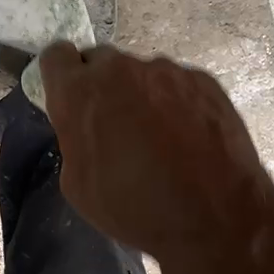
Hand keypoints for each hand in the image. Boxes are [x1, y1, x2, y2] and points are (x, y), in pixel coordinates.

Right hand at [38, 43, 273, 273]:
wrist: (216, 218)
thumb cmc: (135, 208)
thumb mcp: (78, 185)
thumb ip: (75, 138)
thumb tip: (88, 126)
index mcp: (81, 92)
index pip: (56, 55)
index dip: (61, 75)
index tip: (70, 96)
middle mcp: (121, 69)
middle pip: (101, 62)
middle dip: (102, 86)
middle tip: (115, 125)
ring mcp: (167, 71)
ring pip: (142, 75)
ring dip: (142, 96)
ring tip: (161, 139)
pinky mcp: (203, 81)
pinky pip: (178, 85)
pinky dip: (177, 104)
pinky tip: (189, 139)